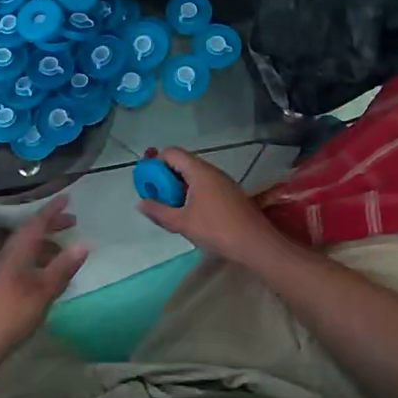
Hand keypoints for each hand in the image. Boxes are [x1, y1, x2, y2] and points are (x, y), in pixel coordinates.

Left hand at [0, 198, 88, 375]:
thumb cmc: (7, 317)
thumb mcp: (41, 292)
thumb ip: (62, 268)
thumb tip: (85, 243)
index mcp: (16, 253)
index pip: (37, 223)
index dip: (52, 210)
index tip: (67, 197)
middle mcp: (4, 258)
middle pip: (29, 234)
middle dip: (50, 225)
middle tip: (72, 221)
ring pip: (23, 251)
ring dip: (43, 244)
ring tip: (61, 248)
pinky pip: (19, 265)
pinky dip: (35, 261)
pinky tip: (41, 277)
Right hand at [136, 148, 284, 264]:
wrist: (256, 243)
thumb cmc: (217, 230)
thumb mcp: (182, 223)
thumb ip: (159, 211)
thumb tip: (140, 203)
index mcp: (199, 171)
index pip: (171, 153)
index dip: (156, 163)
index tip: (148, 183)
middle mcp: (211, 170)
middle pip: (182, 163)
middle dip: (165, 178)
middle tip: (157, 198)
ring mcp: (223, 181)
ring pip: (194, 175)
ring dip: (179, 187)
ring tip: (172, 209)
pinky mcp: (230, 193)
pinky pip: (205, 185)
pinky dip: (193, 193)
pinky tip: (192, 215)